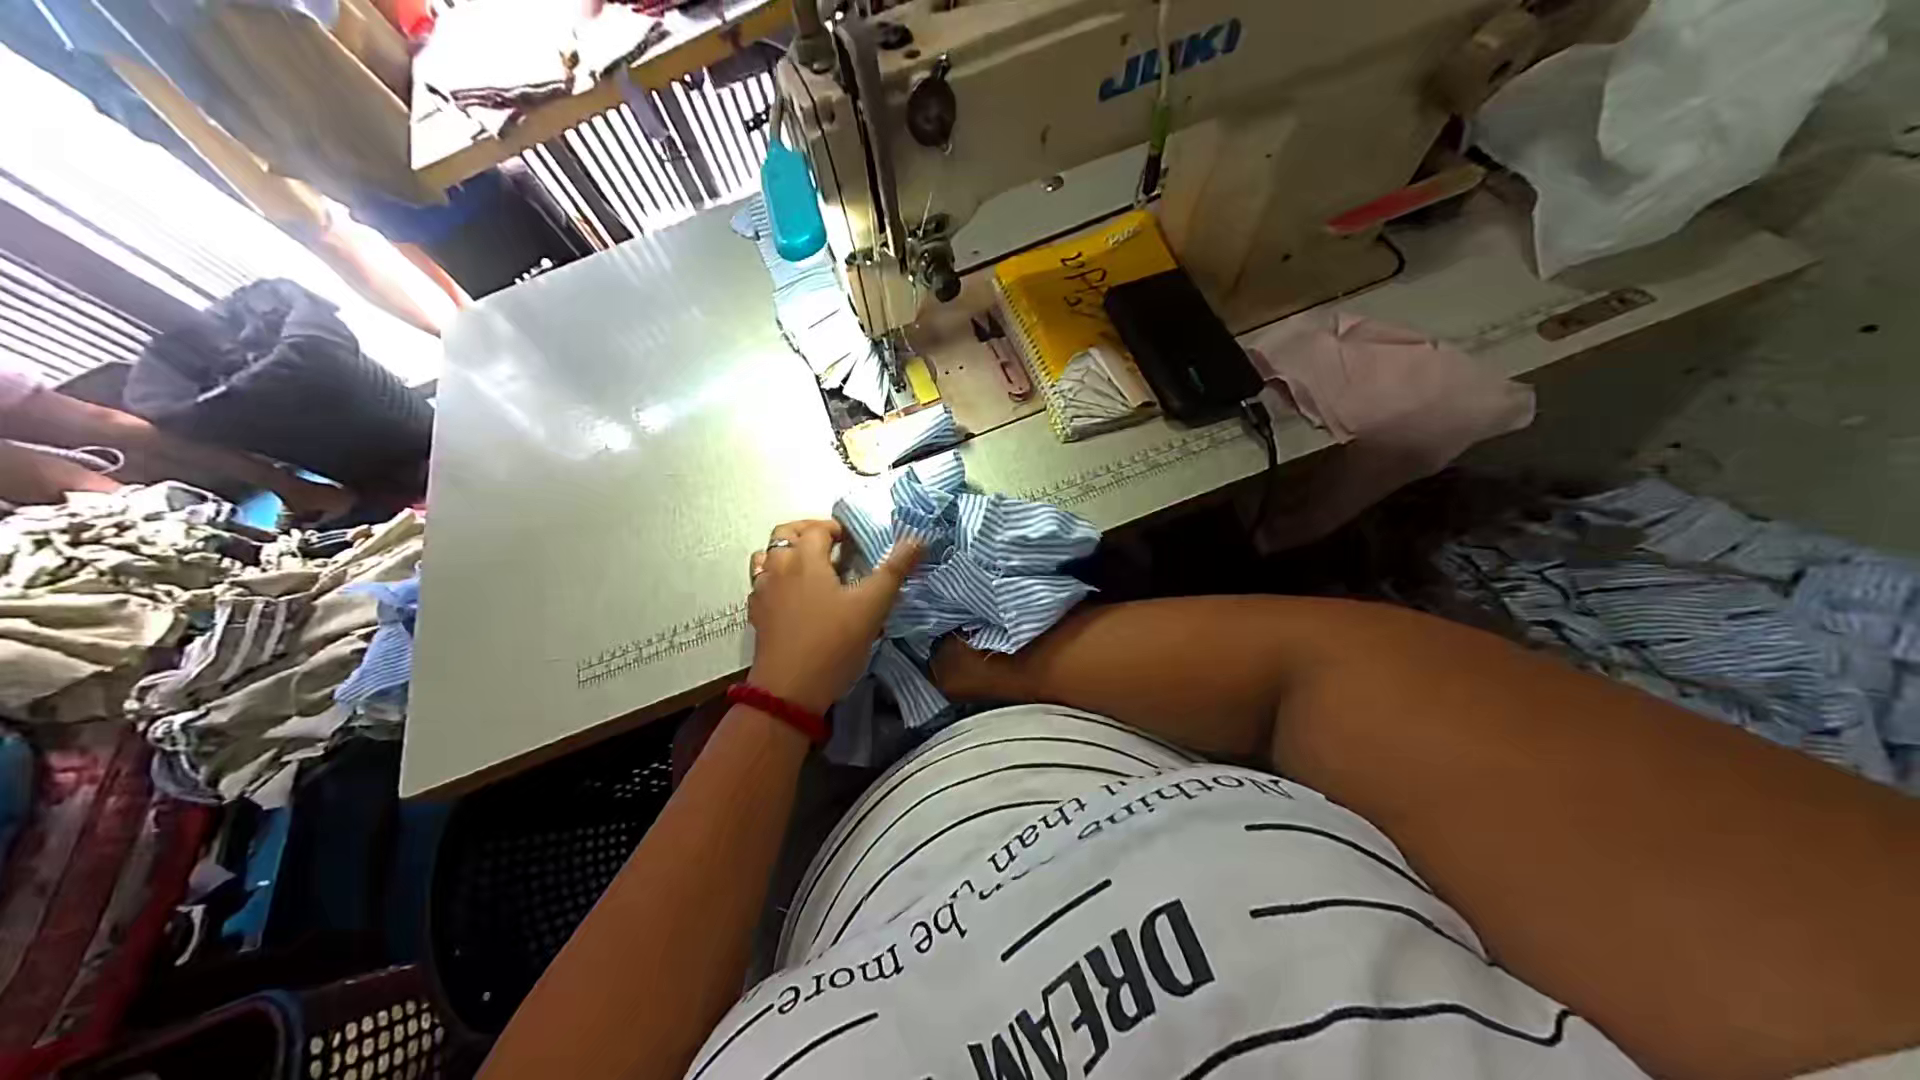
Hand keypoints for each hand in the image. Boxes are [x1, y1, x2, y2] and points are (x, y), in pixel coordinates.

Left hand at [746, 519, 923, 713]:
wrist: (789, 691)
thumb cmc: (833, 643)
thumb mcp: (872, 607)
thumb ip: (894, 571)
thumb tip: (917, 539)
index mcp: (805, 559)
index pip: (818, 529)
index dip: (837, 529)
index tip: (855, 542)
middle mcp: (778, 568)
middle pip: (785, 533)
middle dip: (808, 531)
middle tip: (832, 545)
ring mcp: (762, 592)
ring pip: (766, 557)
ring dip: (787, 552)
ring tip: (810, 566)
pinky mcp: (756, 615)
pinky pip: (761, 584)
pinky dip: (775, 578)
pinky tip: (792, 596)